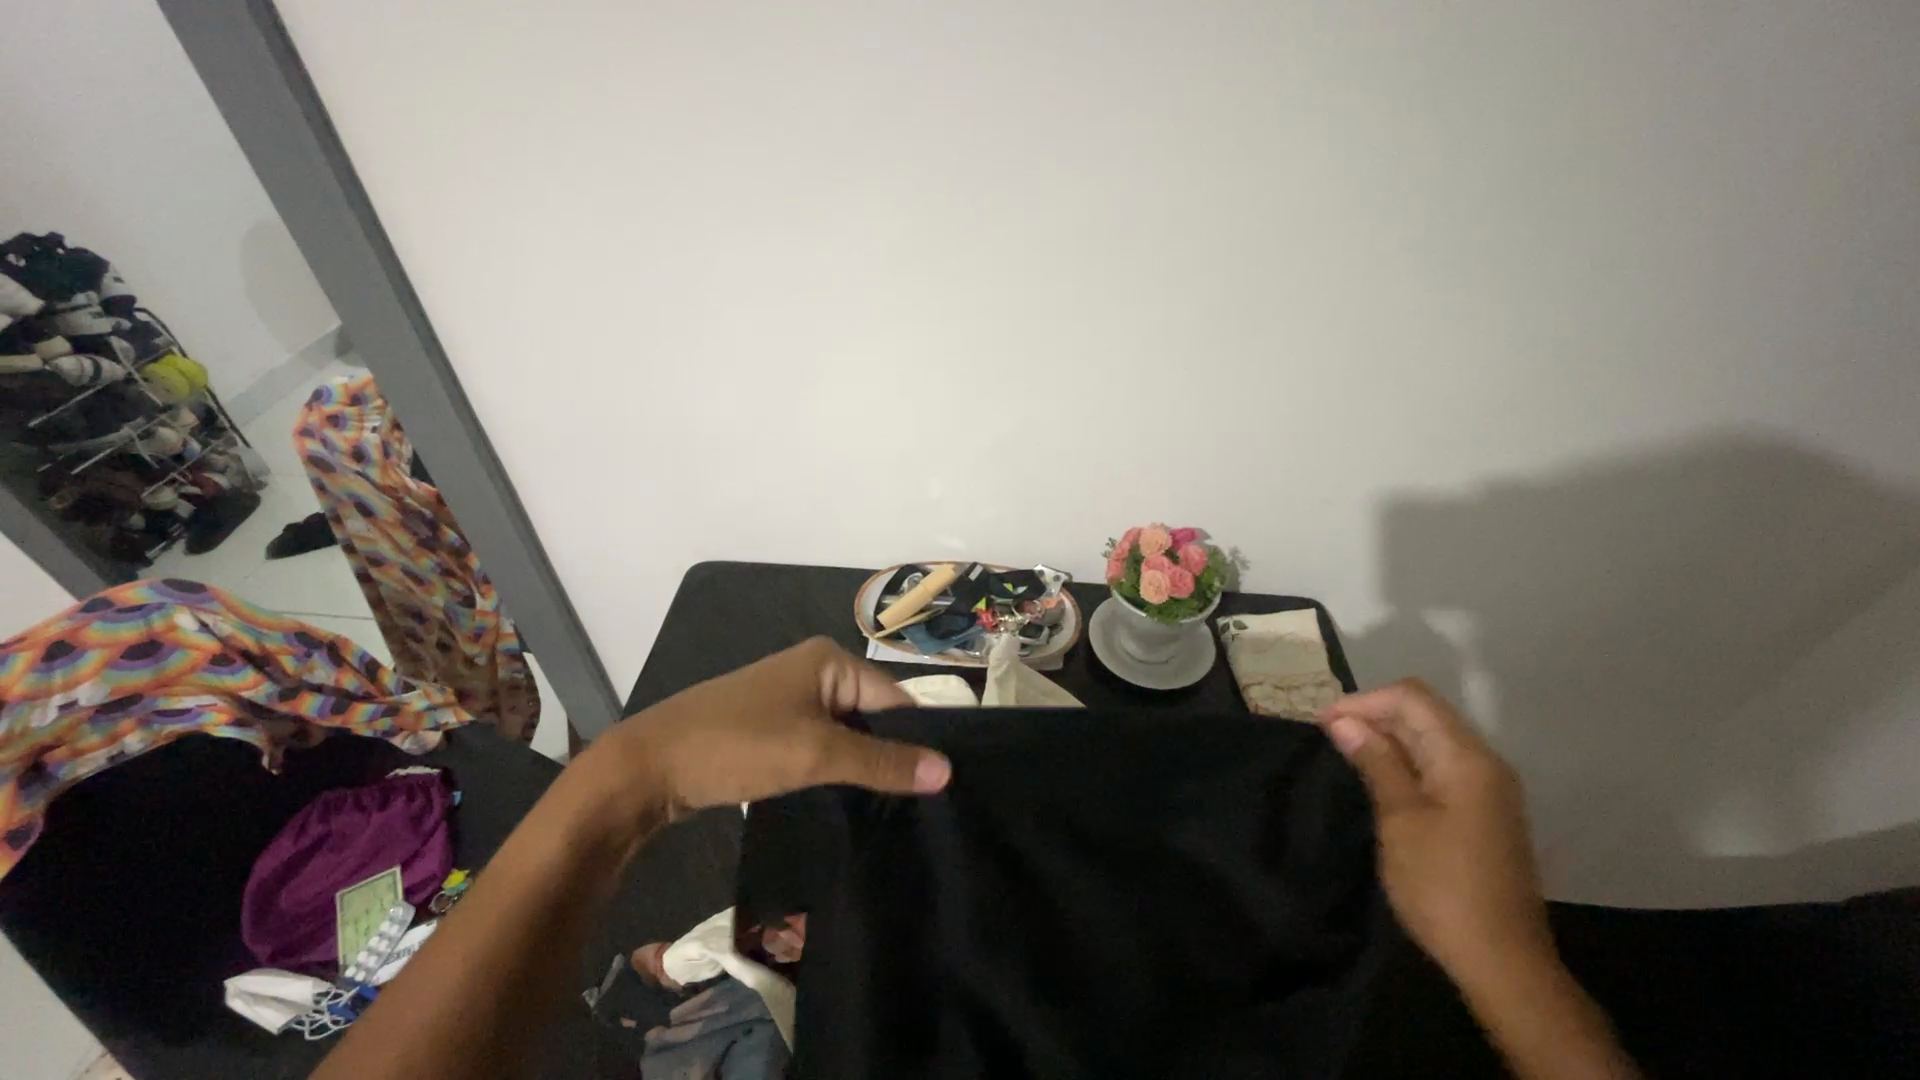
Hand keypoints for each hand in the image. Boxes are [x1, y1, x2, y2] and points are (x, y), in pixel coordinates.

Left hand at [599, 637, 950, 818]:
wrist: (647, 767)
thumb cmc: (737, 745)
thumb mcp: (816, 754)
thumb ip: (882, 762)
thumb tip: (947, 771)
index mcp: (830, 660)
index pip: (897, 699)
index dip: (921, 740)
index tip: (947, 785)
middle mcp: (815, 670)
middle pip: (873, 715)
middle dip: (892, 755)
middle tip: (927, 804)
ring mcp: (790, 699)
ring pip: (846, 733)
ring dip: (864, 766)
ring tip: (898, 809)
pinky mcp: (772, 728)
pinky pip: (820, 745)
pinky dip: (835, 769)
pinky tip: (852, 801)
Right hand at [1318, 679, 1550, 985]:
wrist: (1502, 960)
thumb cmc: (1442, 886)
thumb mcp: (1399, 819)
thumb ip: (1376, 763)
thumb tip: (1344, 722)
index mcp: (1466, 758)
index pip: (1412, 698)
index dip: (1363, 702)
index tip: (1322, 725)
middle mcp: (1483, 762)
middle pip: (1424, 714)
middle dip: (1373, 715)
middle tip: (1327, 738)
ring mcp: (1487, 788)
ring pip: (1431, 739)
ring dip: (1387, 738)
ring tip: (1345, 756)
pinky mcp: (1482, 811)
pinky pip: (1439, 765)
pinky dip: (1405, 762)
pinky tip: (1378, 780)